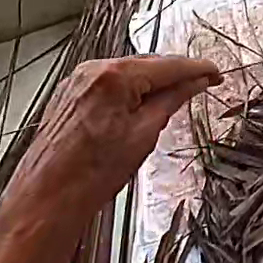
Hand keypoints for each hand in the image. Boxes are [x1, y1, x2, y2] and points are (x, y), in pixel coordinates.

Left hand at [23, 55, 221, 212]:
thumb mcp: (145, 134)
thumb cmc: (91, 174)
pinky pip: (111, 82)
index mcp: (115, 76)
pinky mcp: (71, 93)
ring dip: (154, 81)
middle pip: (149, 64)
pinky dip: (131, 88)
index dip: (198, 69)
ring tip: (177, 96)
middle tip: (203, 84)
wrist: (46, 198)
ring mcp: (79, 80)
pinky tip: (144, 103)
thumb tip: (196, 82)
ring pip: (130, 71)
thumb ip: (173, 100)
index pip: (168, 65)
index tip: (216, 73)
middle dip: (177, 74)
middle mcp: (93, 70)